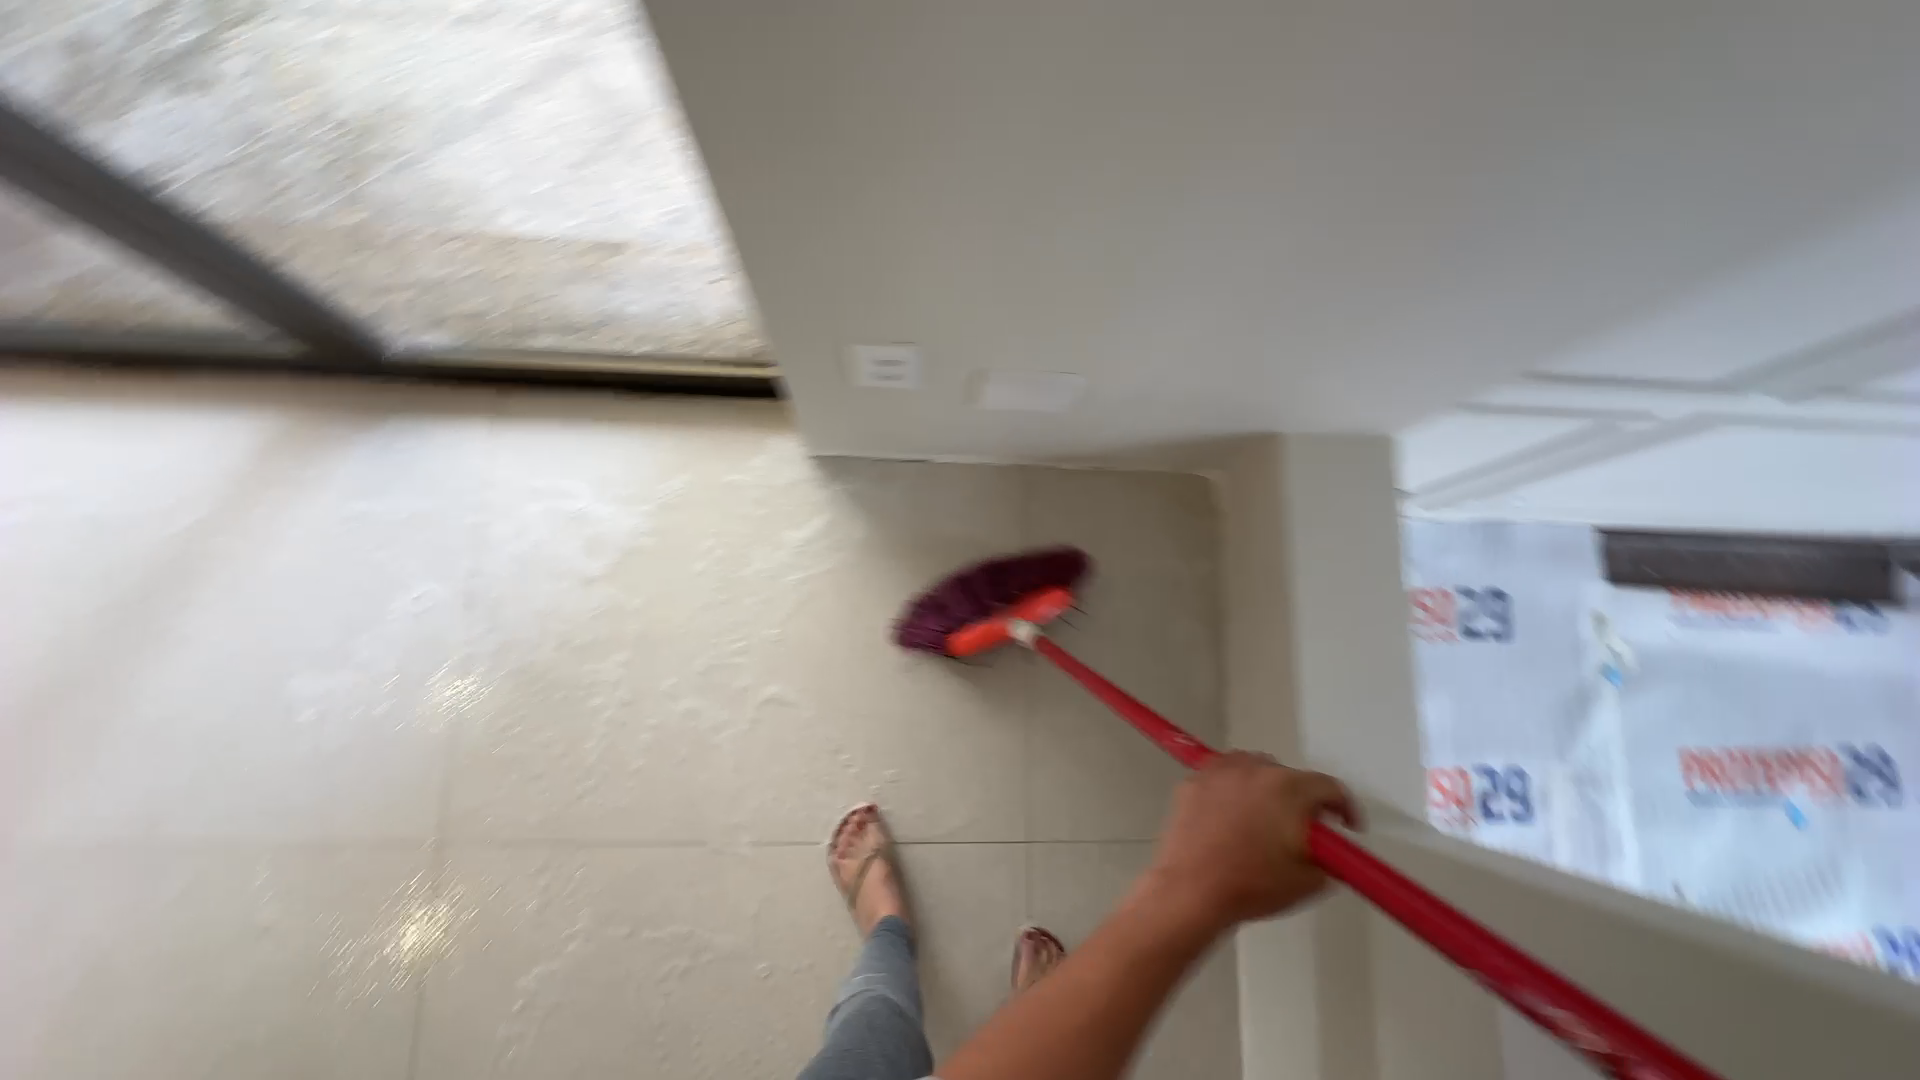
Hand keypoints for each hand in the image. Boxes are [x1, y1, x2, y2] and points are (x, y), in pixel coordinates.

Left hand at [1143, 752, 1360, 933]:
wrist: (1192, 889)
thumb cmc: (1253, 884)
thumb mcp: (1310, 879)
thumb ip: (1329, 855)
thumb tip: (1325, 846)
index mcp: (1289, 788)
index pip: (1329, 787)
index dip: (1343, 807)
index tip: (1346, 826)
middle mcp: (1254, 769)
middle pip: (1288, 775)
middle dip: (1300, 799)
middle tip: (1298, 828)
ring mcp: (1218, 771)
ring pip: (1252, 769)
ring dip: (1264, 788)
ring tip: (1262, 820)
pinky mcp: (1192, 781)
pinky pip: (1221, 778)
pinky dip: (1230, 790)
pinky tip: (1228, 816)